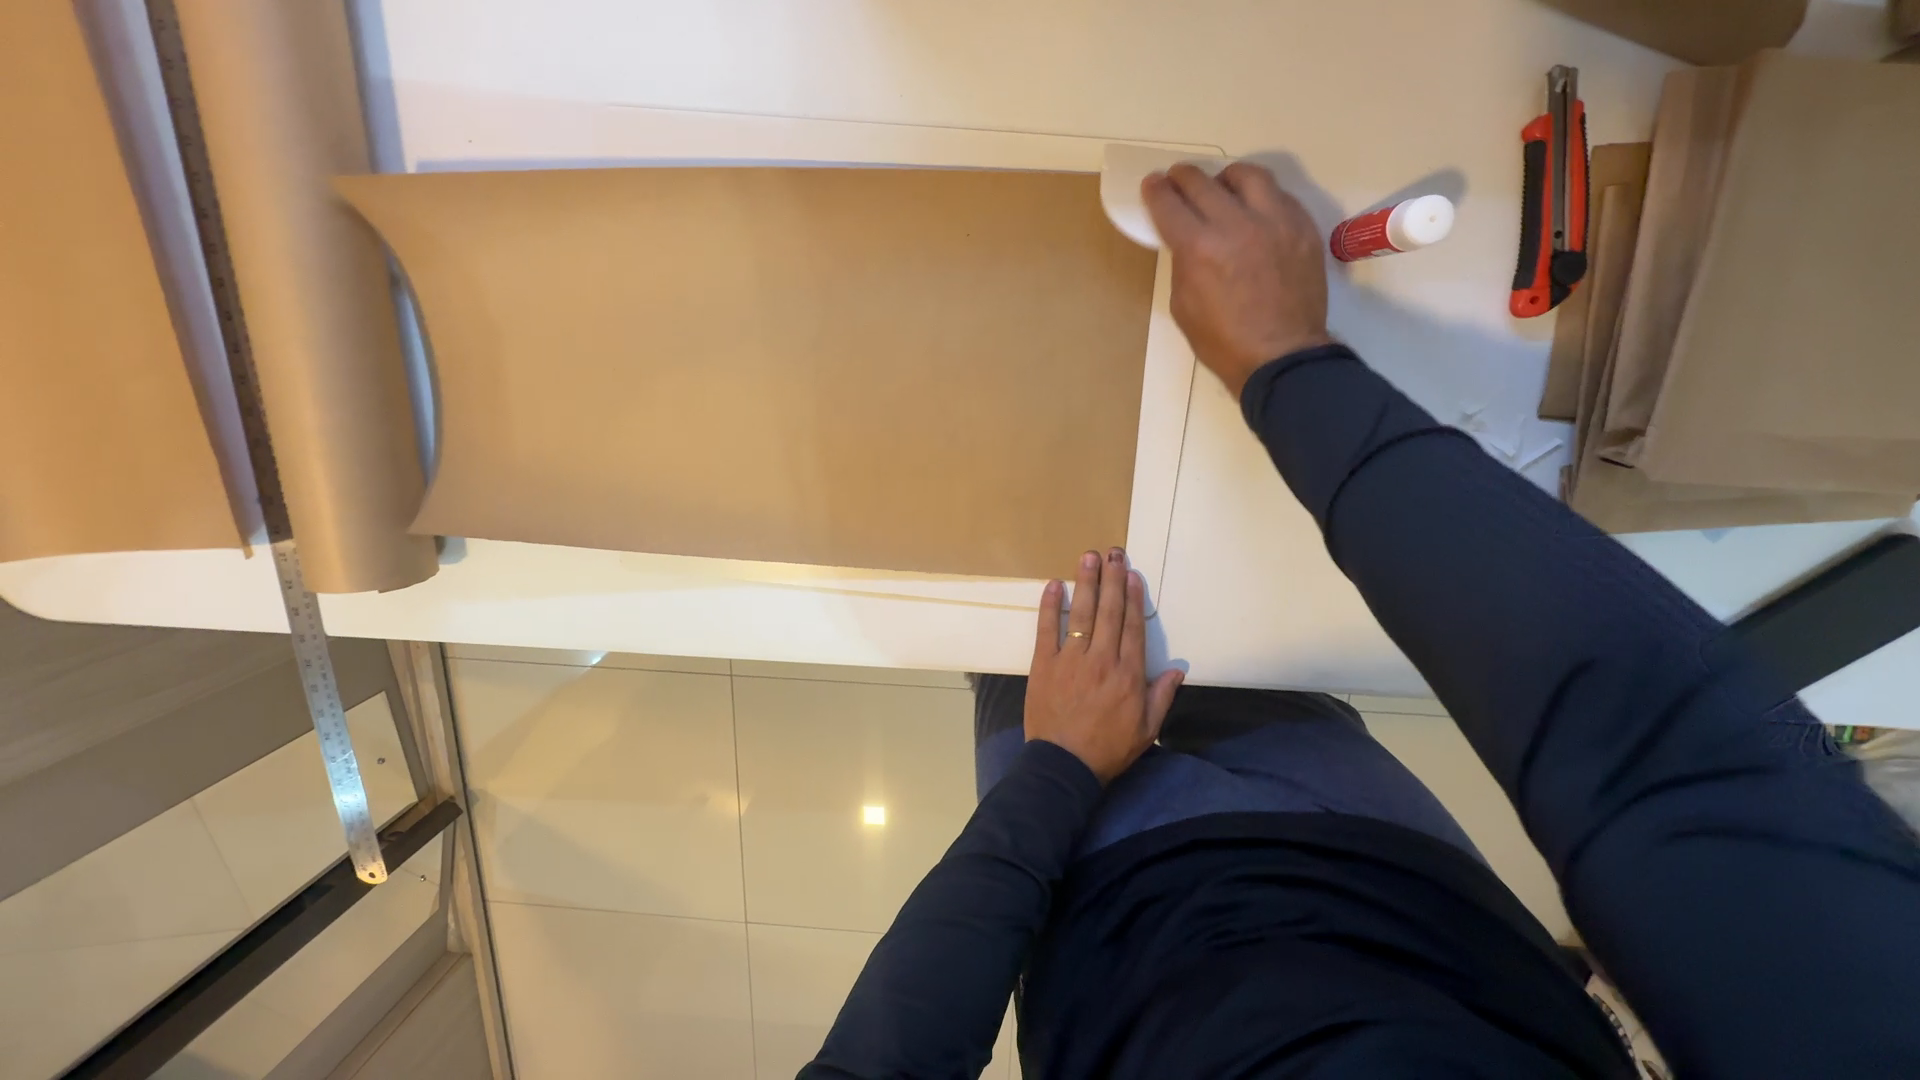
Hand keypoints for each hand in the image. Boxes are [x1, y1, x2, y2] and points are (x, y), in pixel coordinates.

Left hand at [1025, 547, 1183, 783]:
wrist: (1065, 765)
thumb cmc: (1109, 749)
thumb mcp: (1147, 729)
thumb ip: (1162, 696)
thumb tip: (1179, 669)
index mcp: (1128, 673)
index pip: (1133, 626)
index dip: (1133, 597)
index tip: (1132, 574)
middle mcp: (1102, 659)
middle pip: (1109, 611)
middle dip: (1112, 579)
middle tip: (1113, 553)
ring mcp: (1071, 659)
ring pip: (1081, 613)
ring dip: (1085, 582)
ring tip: (1088, 557)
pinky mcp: (1044, 664)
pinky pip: (1047, 629)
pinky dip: (1049, 606)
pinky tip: (1053, 585)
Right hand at [1142, 162, 1333, 398]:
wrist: (1281, 356)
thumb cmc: (1223, 342)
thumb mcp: (1183, 306)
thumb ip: (1183, 264)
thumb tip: (1187, 241)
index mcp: (1199, 248)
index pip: (1169, 204)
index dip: (1156, 191)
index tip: (1153, 184)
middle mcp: (1236, 224)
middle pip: (1203, 182)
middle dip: (1183, 178)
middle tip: (1178, 179)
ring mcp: (1274, 221)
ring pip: (1247, 176)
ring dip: (1226, 178)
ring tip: (1222, 188)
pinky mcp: (1302, 227)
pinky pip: (1279, 195)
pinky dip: (1260, 197)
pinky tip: (1254, 211)